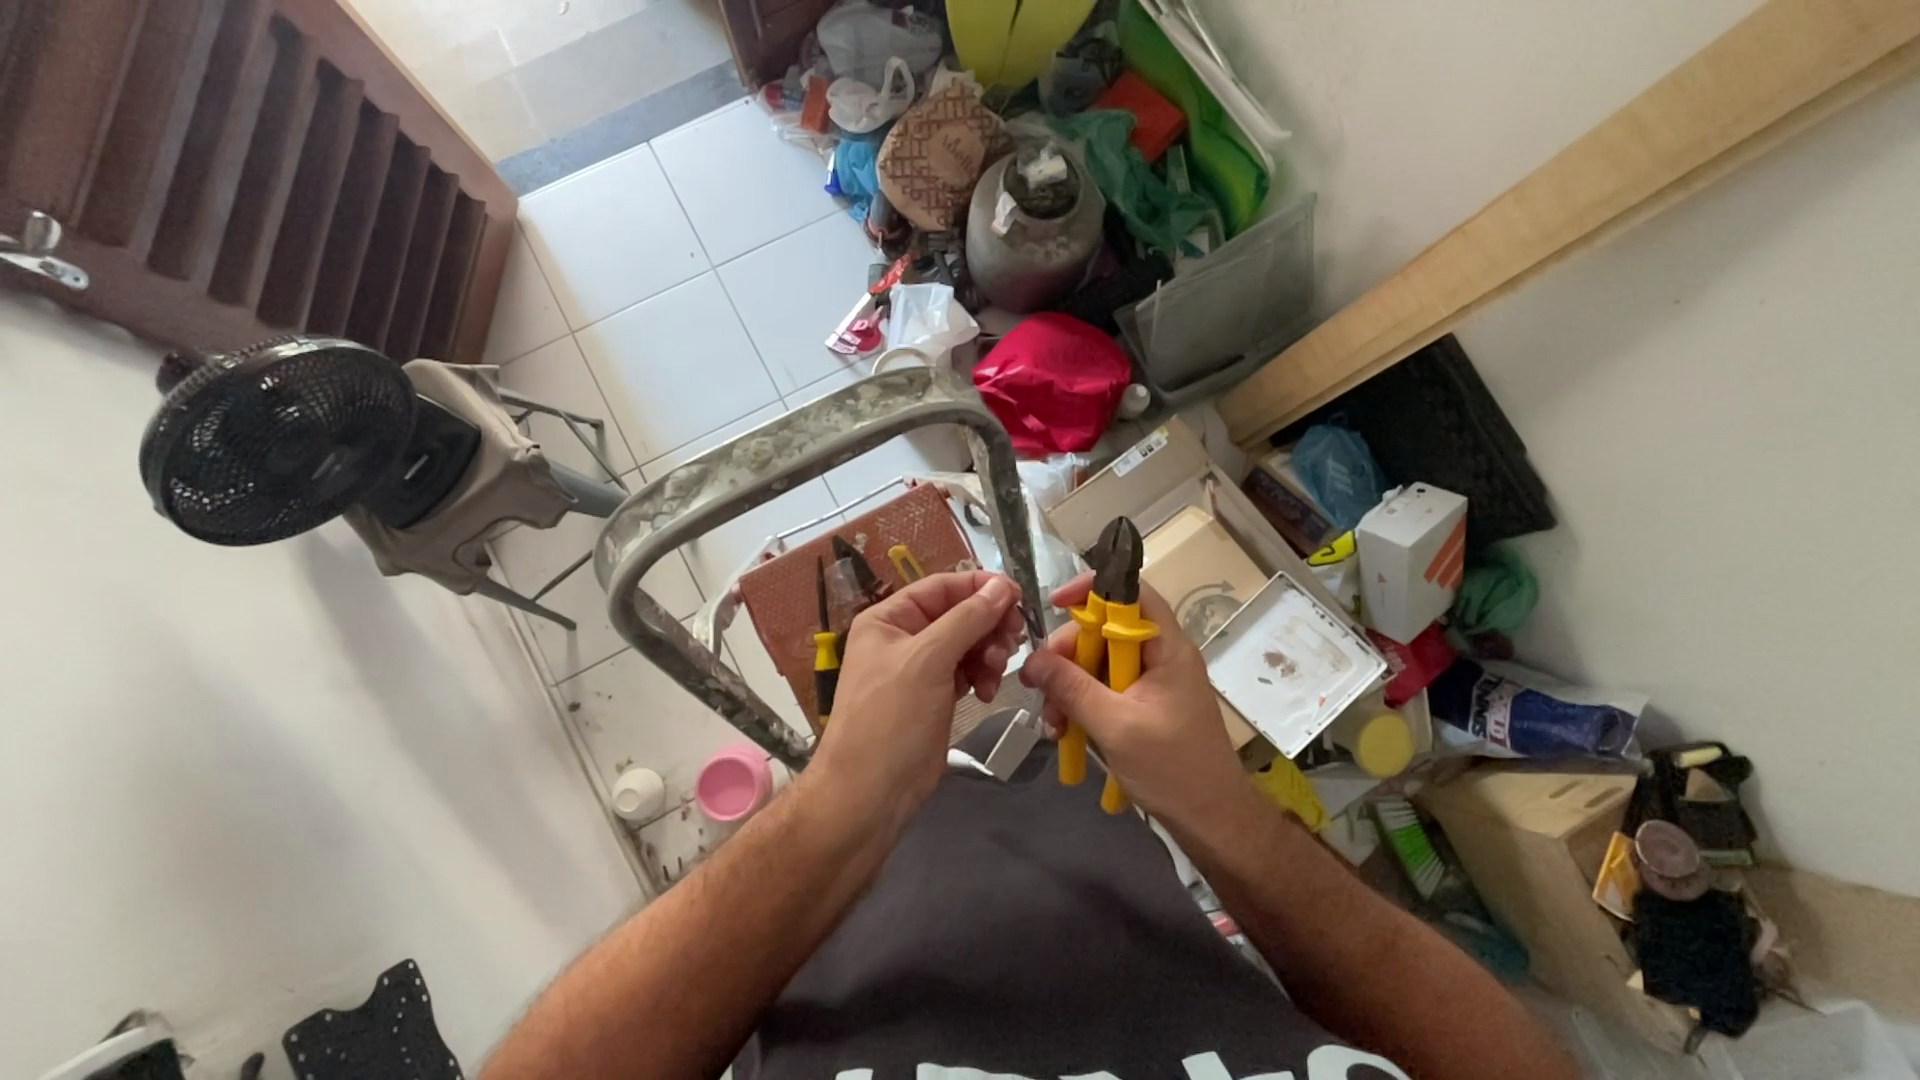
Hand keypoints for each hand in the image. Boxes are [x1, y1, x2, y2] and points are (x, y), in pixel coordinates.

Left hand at [807, 571, 1024, 823]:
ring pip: (967, 643)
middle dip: (988, 625)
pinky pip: (966, 671)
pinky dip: (981, 676)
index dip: (980, 587)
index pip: (942, 587)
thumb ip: (968, 618)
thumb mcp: (928, 660)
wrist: (871, 791)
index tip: (1019, 596)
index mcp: (888, 619)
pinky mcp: (934, 696)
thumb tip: (1003, 585)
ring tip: (995, 673)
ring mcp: (919, 669)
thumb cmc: (891, 717)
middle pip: (959, 614)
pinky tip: (985, 693)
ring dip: (988, 653)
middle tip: (1013, 640)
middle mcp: (903, 638)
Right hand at [1018, 572, 1249, 827]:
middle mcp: (1161, 656)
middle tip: (1040, 682)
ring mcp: (1153, 683)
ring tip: (1052, 721)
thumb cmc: (1172, 769)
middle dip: (1068, 654)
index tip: (1055, 604)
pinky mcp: (1145, 706)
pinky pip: (1106, 690)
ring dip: (1070, 686)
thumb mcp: (1114, 725)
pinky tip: (1064, 730)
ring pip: (1100, 663)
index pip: (1133, 593)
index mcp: (1167, 648)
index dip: (1094, 589)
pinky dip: (1083, 704)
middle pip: (1106, 630)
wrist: (1213, 821)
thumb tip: (1033, 659)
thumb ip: (1072, 687)